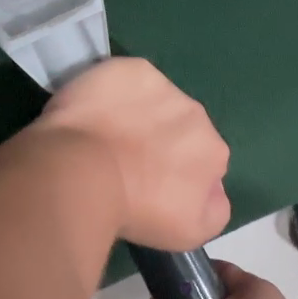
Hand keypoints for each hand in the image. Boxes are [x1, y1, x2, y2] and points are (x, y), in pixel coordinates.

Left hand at [31, 57, 229, 250]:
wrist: (83, 170)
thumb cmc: (136, 207)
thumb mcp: (191, 231)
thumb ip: (214, 206)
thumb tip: (214, 186)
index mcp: (213, 150)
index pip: (201, 155)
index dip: (175, 165)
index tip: (151, 176)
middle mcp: (195, 112)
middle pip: (179, 122)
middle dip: (160, 134)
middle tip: (127, 152)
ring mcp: (160, 85)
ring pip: (154, 97)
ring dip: (138, 109)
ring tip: (107, 128)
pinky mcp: (128, 67)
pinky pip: (127, 76)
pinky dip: (115, 87)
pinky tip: (97, 104)